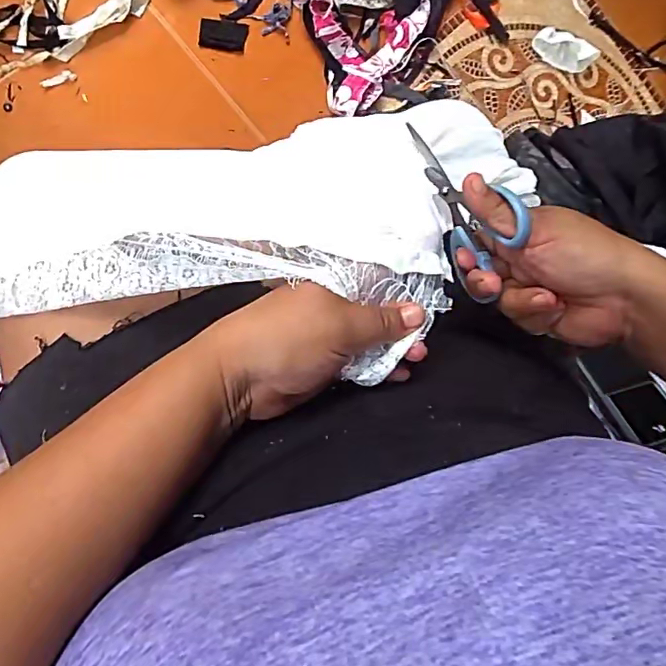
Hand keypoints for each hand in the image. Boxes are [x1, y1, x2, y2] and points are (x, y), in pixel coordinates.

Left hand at [202, 284, 427, 421]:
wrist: (236, 379)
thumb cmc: (287, 339)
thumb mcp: (341, 325)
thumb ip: (382, 321)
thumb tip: (418, 311)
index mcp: (332, 287)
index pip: (377, 286)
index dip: (404, 300)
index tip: (428, 314)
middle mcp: (331, 310)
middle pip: (376, 317)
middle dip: (402, 330)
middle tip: (422, 346)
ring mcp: (326, 339)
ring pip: (369, 343)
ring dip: (393, 352)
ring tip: (416, 361)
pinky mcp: (322, 367)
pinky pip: (358, 364)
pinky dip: (378, 369)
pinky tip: (397, 374)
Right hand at [455, 173, 653, 346]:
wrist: (624, 299)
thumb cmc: (590, 255)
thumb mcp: (536, 230)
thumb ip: (496, 212)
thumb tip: (470, 180)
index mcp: (521, 231)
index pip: (479, 238)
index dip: (467, 250)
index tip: (467, 257)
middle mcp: (523, 258)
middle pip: (480, 272)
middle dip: (484, 280)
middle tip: (495, 281)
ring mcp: (531, 286)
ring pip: (498, 298)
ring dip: (520, 298)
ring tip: (545, 294)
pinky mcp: (538, 313)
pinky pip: (517, 317)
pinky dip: (534, 313)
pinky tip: (555, 305)